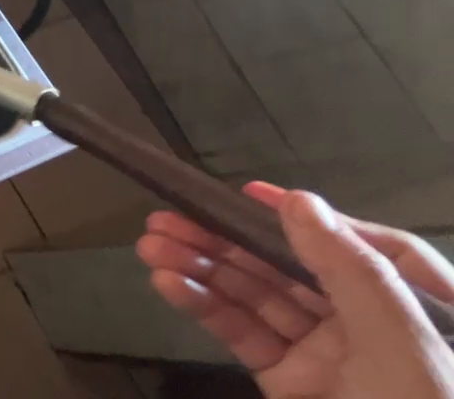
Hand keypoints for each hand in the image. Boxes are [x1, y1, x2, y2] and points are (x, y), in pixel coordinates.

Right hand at [137, 182, 453, 398]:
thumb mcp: (407, 353)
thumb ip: (356, 276)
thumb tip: (298, 202)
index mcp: (426, 321)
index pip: (377, 252)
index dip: (317, 220)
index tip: (249, 195)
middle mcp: (377, 332)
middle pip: (296, 268)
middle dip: (228, 240)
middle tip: (166, 218)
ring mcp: (331, 358)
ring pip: (258, 296)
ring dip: (200, 267)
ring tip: (150, 246)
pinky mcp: (290, 381)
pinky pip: (242, 333)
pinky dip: (201, 305)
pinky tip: (167, 284)